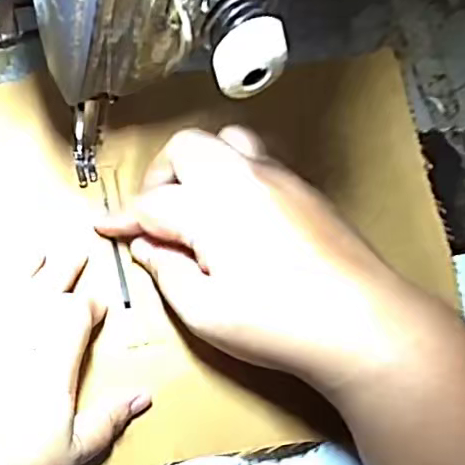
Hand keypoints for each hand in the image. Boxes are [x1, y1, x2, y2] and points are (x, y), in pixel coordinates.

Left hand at [0, 246, 151, 464]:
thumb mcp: (72, 459)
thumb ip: (106, 421)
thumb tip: (143, 397)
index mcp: (48, 374)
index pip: (71, 319)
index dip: (88, 307)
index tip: (99, 305)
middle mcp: (9, 352)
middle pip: (35, 298)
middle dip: (57, 272)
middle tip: (72, 251)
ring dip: (12, 271)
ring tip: (28, 251)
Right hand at [95, 127, 452, 396]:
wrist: (359, 322)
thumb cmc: (276, 323)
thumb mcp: (202, 311)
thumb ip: (167, 272)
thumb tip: (147, 249)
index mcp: (210, 205)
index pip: (151, 202)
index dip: (123, 219)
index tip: (105, 228)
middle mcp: (243, 176)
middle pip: (185, 148)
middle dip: (159, 179)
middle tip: (153, 220)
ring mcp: (279, 177)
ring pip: (225, 141)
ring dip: (198, 167)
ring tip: (193, 208)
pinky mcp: (305, 190)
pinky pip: (257, 159)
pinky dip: (231, 175)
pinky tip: (234, 216)